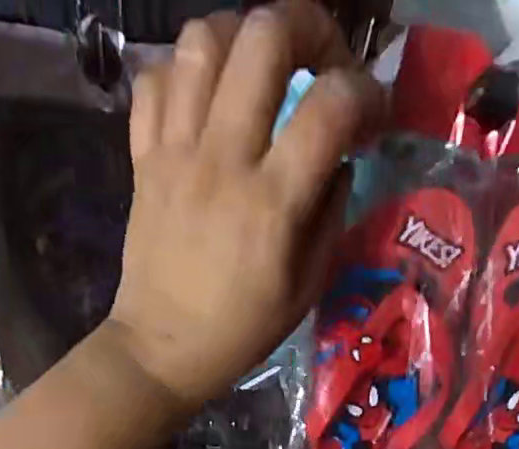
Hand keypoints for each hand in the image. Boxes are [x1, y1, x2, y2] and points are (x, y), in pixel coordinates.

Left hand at [107, 0, 383, 408]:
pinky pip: (158, 78)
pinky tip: (212, 98)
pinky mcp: (142, 155)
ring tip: (267, 68)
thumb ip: (330, 214)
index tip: (375, 112)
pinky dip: (190, 72)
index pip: (330, 107)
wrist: (164, 347)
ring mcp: (175, 150)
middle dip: (309, 27)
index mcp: (272, 202)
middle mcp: (222, 158)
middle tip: (324, 60)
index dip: (367, 92)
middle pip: (263, 38)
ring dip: (246, 36)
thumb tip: (340, 159)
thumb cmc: (245, 328)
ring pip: (204, 40)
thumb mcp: (308, 286)